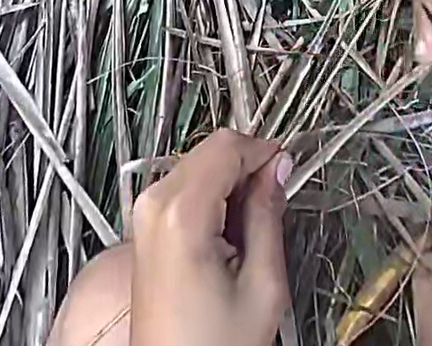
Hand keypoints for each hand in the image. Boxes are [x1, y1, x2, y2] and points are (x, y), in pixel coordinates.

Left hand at [130, 129, 292, 345]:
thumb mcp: (261, 286)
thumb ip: (268, 214)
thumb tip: (277, 167)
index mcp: (181, 213)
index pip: (227, 147)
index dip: (262, 152)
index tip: (285, 169)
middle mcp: (155, 202)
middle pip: (212, 149)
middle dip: (246, 166)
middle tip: (271, 203)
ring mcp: (146, 210)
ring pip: (200, 160)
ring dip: (230, 180)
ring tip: (247, 228)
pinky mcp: (147, 221)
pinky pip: (186, 181)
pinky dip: (213, 192)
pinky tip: (225, 232)